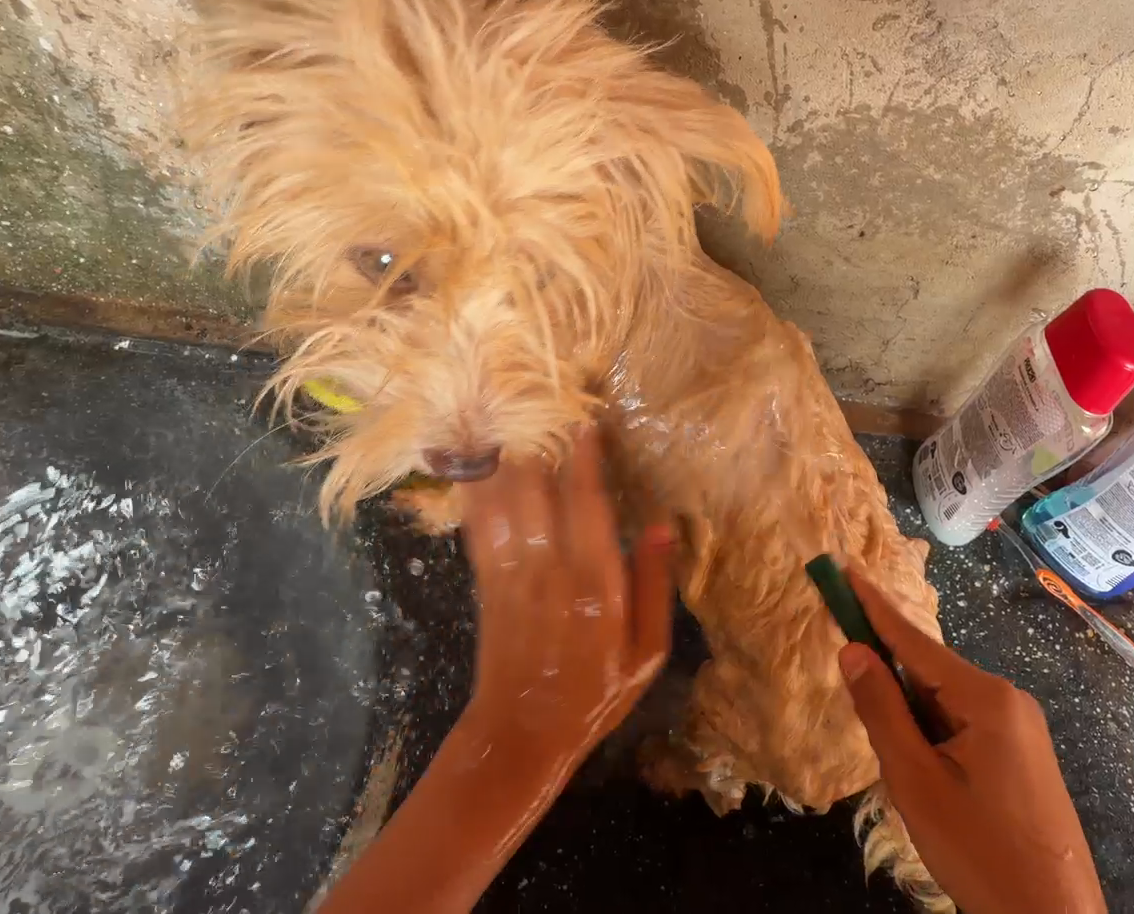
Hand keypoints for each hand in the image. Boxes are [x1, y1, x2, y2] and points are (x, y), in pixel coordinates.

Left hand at [459, 427, 673, 769]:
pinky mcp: (485, 584)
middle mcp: (549, 569)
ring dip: (502, 457)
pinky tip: (472, 463)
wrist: (523, 732)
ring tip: (502, 416)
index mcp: (595, 583)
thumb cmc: (596, 692)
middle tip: (535, 401)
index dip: (583, 459)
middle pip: (537, 490)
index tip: (584, 422)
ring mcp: (510, 574)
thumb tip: (660, 525)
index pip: (586, 504)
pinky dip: (475, 492)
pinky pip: (478, 528)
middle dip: (536, 442)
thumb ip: (653, 586)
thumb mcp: (647, 652)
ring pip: (503, 501)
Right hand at [839, 575, 1106, 913]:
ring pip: (944, 702)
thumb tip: (853, 650)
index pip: (914, 639)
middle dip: (892, 688)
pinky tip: (929, 776)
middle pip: (929, 673)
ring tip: (908, 776)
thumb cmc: (977, 848)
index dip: (874, 605)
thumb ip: (881, 709)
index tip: (845, 567)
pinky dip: (933, 735)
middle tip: (870, 727)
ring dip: (913, 721)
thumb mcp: (915, 780)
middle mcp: (1007, 699)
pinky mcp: (1022, 753)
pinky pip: (963, 723)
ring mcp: (1019, 726)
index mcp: (984, 697)